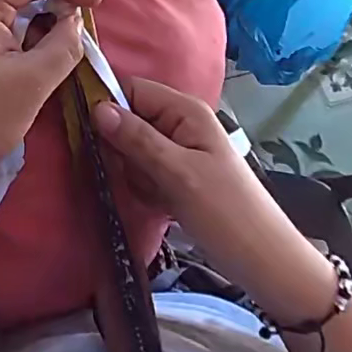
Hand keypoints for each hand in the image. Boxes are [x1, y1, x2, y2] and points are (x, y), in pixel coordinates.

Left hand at [0, 0, 102, 196]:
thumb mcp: (34, 81)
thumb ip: (63, 43)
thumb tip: (76, 20)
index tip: (96, 3)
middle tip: (83, 10)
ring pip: (14, 0)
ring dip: (44, 9)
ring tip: (69, 31)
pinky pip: (7, 21)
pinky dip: (32, 26)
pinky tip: (48, 46)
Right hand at [92, 78, 336, 326]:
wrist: (264, 263)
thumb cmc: (226, 213)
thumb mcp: (177, 173)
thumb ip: (136, 139)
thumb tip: (95, 108)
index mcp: (184, 110)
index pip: (131, 88)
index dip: (107, 105)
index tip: (87, 131)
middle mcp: (179, 122)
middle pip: (128, 120)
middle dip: (121, 148)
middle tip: (135, 175)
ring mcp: (178, 150)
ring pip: (131, 149)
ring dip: (133, 173)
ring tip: (154, 195)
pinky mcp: (175, 175)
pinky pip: (142, 171)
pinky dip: (143, 188)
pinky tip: (159, 205)